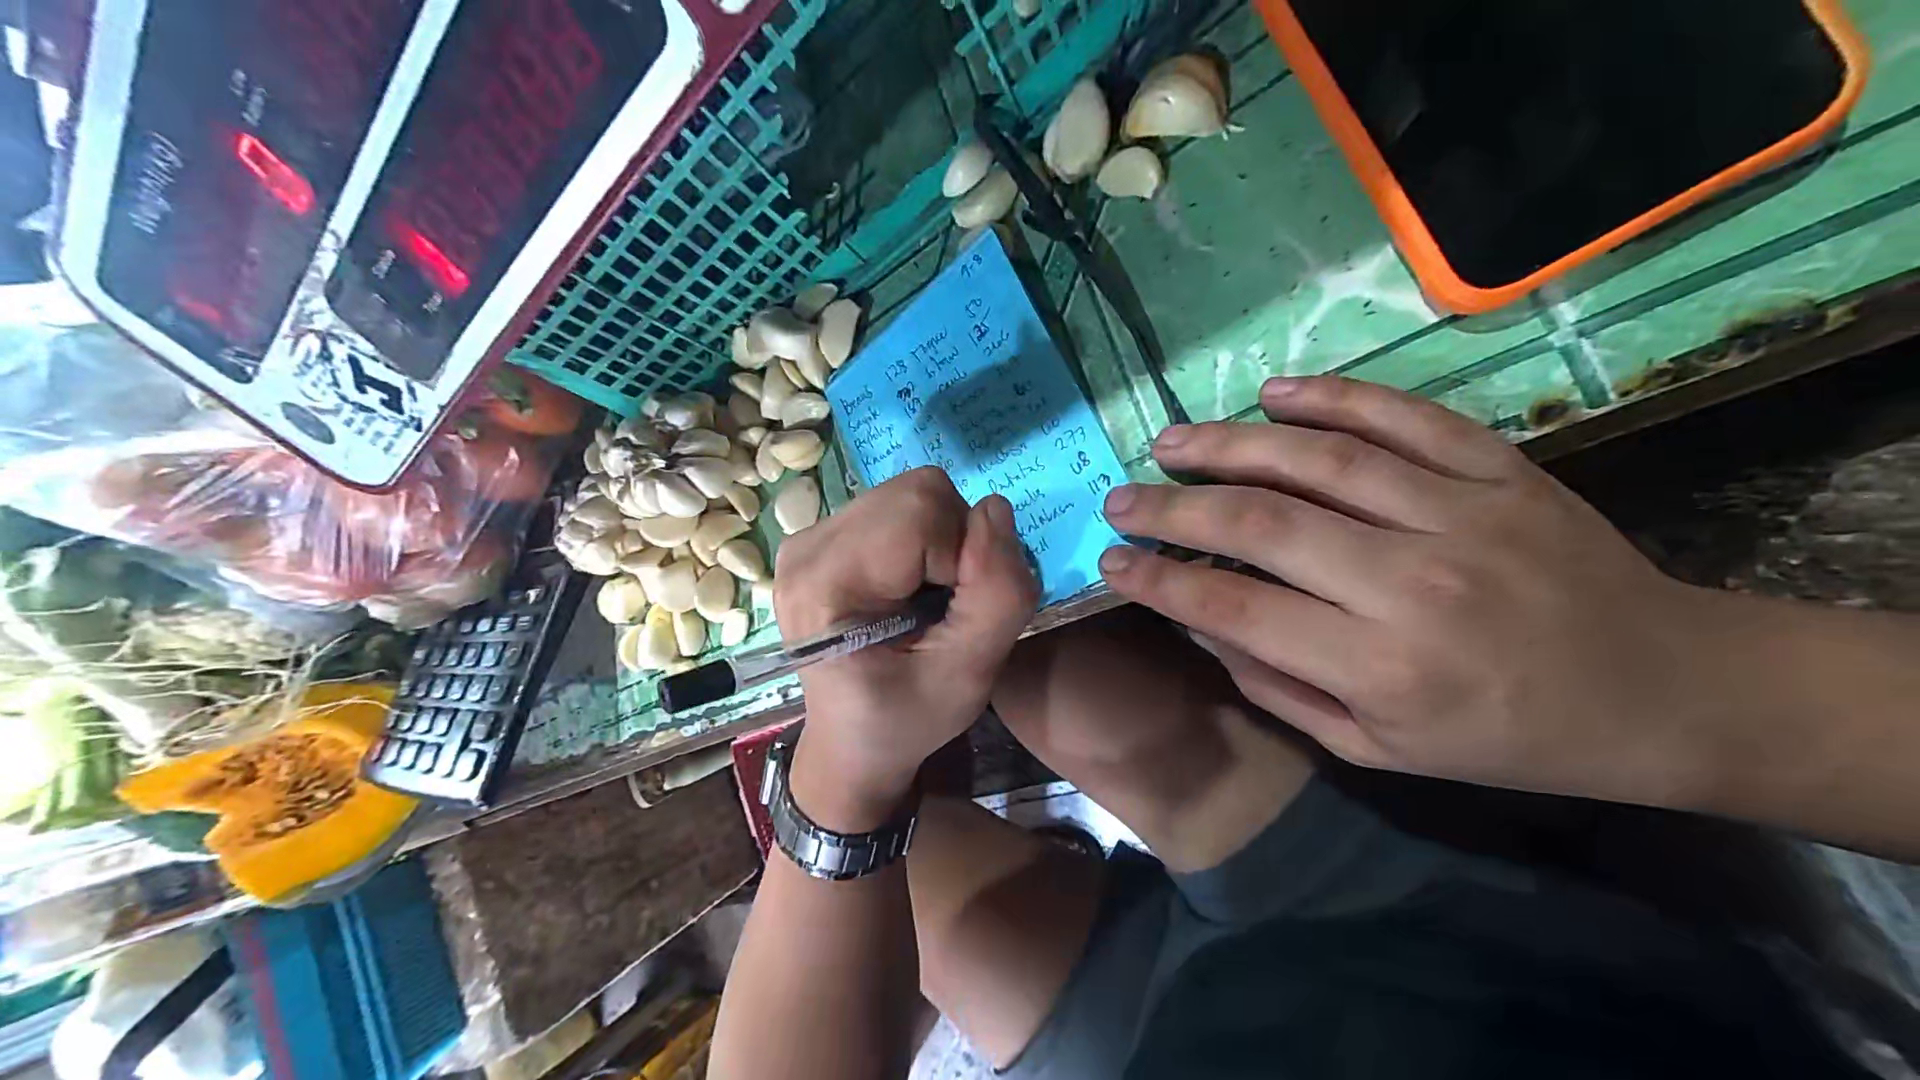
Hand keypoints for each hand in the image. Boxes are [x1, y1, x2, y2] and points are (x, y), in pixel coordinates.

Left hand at [774, 467, 1037, 829]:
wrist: (852, 743)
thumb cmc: (907, 720)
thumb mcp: (970, 674)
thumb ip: (996, 593)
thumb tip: (994, 508)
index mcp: (824, 581)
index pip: (921, 509)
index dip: (962, 553)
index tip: (954, 612)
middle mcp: (806, 545)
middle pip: (916, 492)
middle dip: (954, 543)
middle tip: (947, 605)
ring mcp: (809, 537)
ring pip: (910, 494)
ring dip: (942, 542)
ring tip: (928, 600)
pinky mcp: (821, 537)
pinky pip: (896, 508)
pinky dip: (923, 541)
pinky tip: (908, 589)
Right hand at [1097, 376, 1732, 809]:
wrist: (1663, 688)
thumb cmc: (1503, 735)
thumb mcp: (1377, 748)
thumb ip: (1276, 689)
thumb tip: (1201, 624)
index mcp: (1378, 666)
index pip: (1234, 609)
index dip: (1159, 581)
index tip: (1111, 561)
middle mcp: (1409, 583)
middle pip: (1260, 525)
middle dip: (1171, 509)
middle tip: (1120, 498)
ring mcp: (1459, 513)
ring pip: (1317, 460)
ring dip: (1228, 444)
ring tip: (1170, 441)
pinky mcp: (1499, 469)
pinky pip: (1402, 417)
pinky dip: (1332, 396)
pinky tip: (1273, 392)